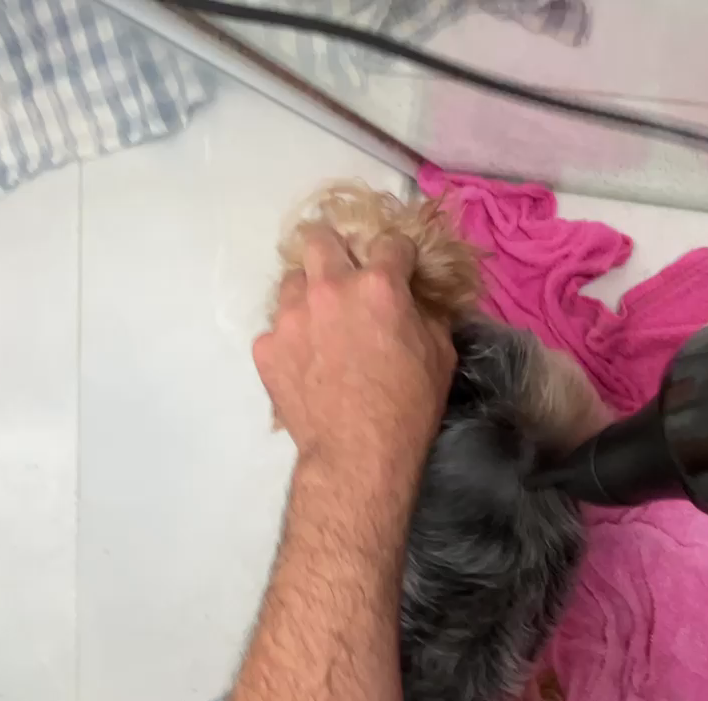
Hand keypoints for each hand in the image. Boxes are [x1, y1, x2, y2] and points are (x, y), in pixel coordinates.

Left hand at [254, 224, 455, 486]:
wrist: (358, 455)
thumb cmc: (410, 407)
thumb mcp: (441, 357)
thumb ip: (428, 316)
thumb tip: (418, 302)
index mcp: (379, 286)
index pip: (390, 243)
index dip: (399, 255)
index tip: (400, 269)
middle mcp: (329, 288)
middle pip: (320, 238)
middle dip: (337, 252)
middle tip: (348, 279)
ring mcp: (290, 315)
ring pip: (293, 281)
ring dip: (310, 294)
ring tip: (323, 325)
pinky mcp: (266, 346)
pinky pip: (278, 329)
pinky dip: (294, 340)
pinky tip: (308, 364)